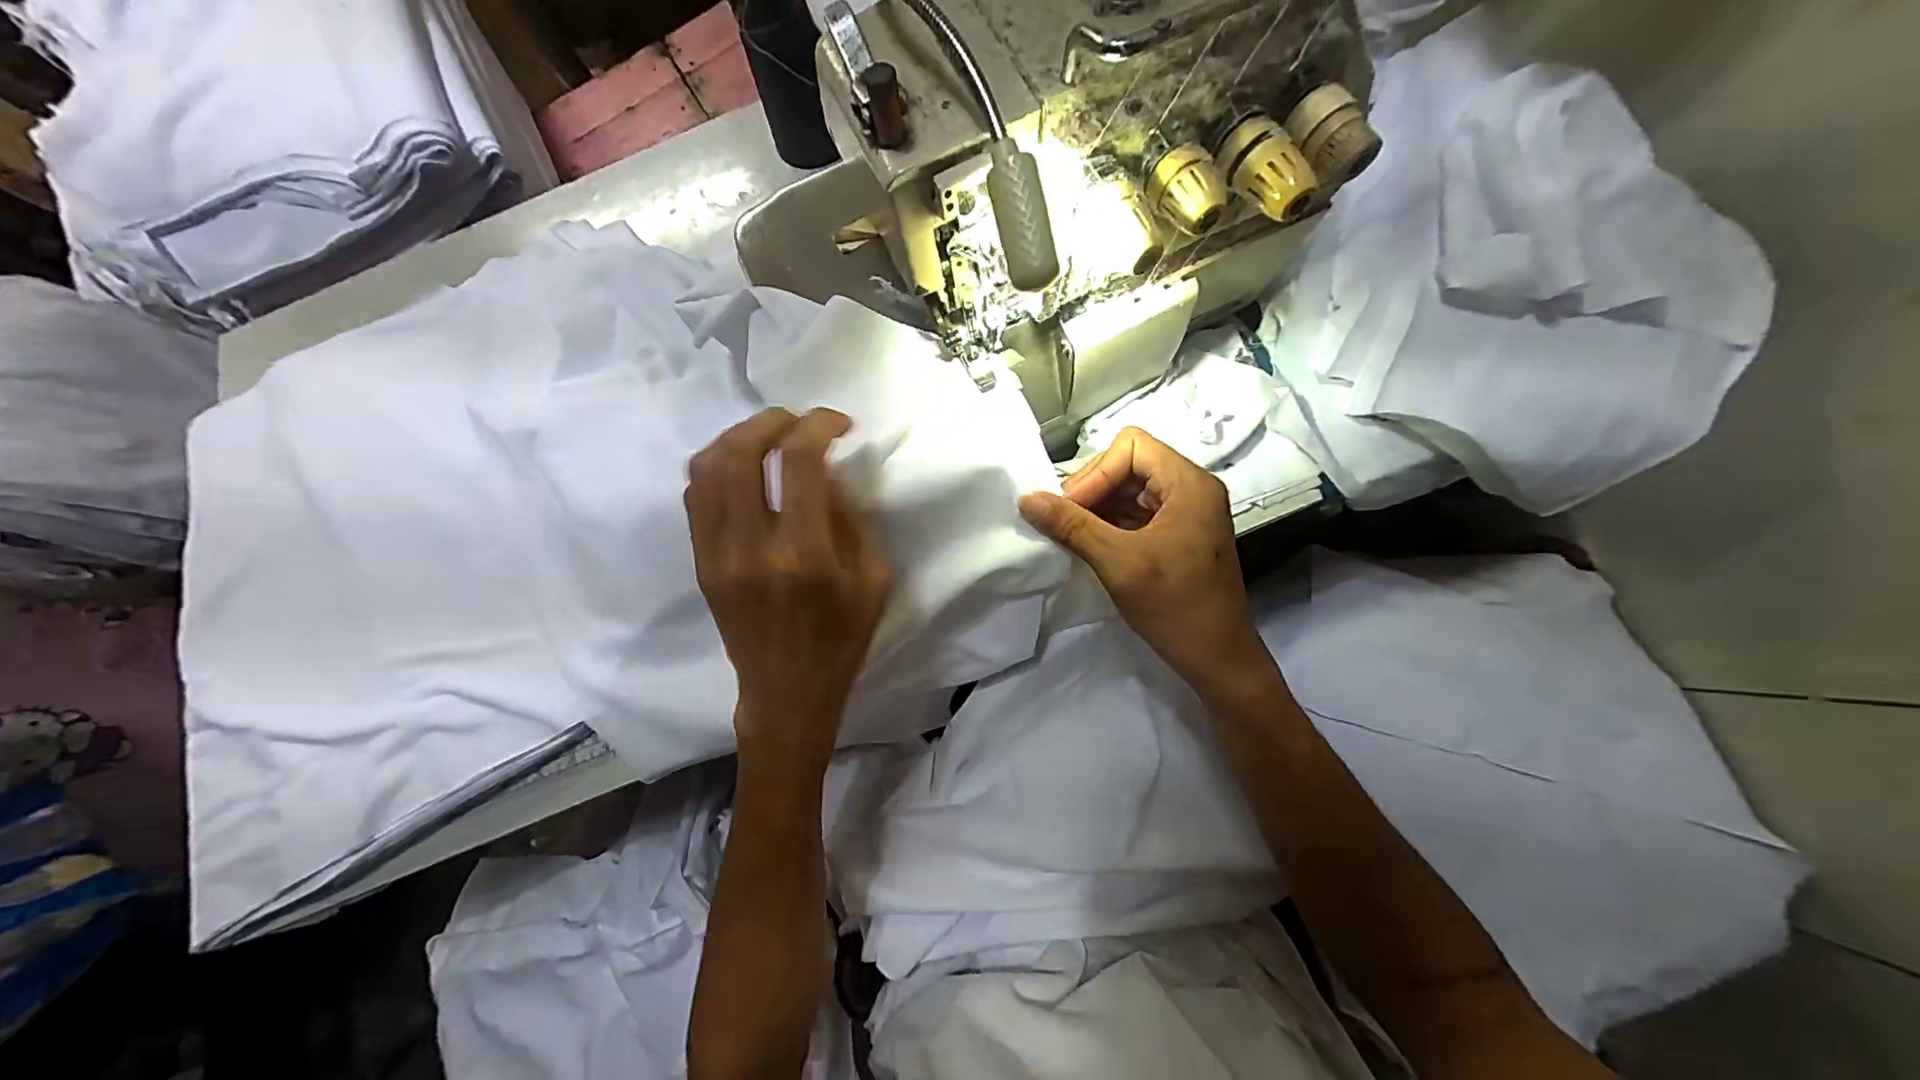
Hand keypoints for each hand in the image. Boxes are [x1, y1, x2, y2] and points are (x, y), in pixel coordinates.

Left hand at [686, 408, 892, 769]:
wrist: (786, 692)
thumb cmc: (842, 640)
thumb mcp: (872, 579)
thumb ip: (849, 519)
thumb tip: (824, 470)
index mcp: (805, 555)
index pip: (798, 462)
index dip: (818, 425)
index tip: (838, 424)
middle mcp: (751, 549)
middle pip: (739, 452)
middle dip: (772, 421)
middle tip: (798, 423)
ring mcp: (716, 555)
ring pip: (706, 468)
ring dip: (739, 438)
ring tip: (769, 439)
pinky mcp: (699, 563)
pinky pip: (696, 496)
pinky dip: (718, 466)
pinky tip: (744, 468)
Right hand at [1019, 427, 1271, 695]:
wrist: (1219, 660)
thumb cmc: (1175, 607)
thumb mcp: (1118, 563)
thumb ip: (1072, 526)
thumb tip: (1027, 498)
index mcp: (1189, 484)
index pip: (1131, 446)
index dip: (1096, 472)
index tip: (1072, 510)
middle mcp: (1192, 489)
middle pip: (1130, 464)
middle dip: (1093, 490)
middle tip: (1066, 524)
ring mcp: (1187, 513)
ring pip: (1130, 490)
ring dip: (1098, 509)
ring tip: (1073, 537)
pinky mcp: (1179, 536)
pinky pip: (1138, 514)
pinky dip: (1110, 525)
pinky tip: (1091, 546)